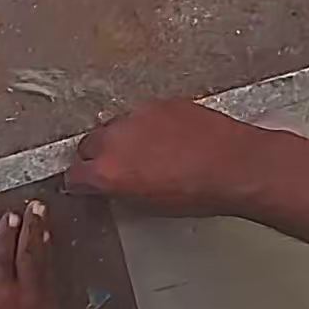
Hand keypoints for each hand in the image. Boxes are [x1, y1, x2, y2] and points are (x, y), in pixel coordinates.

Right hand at [64, 100, 274, 216]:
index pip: (75, 175)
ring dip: (119, 139)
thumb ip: (120, 190)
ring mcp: (136, 116)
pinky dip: (145, 126)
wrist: (234, 166)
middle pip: (87, 145)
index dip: (81, 182)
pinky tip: (163, 138)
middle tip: (113, 169)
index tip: (86, 184)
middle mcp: (115, 139)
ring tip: (142, 152)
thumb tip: (111, 186)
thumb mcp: (149, 204)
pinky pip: (140, 115)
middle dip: (95, 157)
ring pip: (113, 126)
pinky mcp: (158, 103)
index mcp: (108, 171)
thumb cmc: (198, 192)